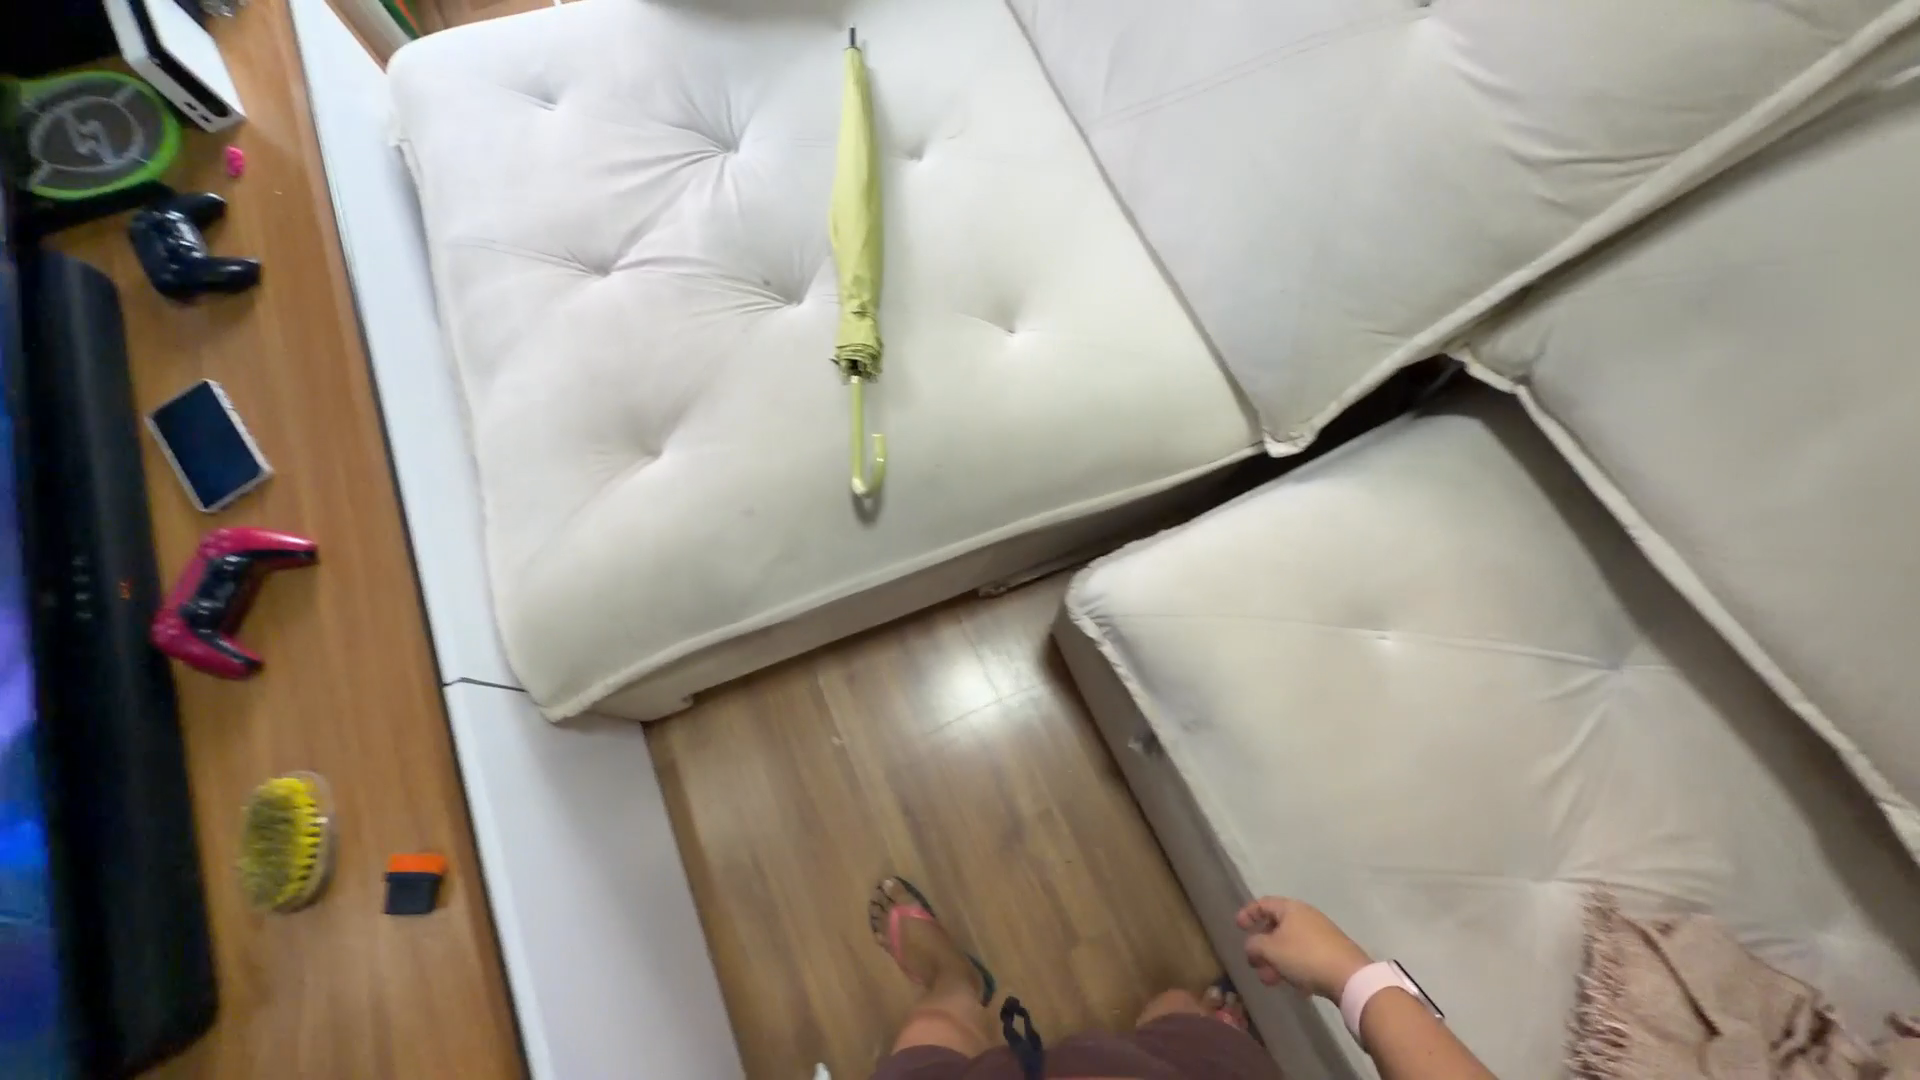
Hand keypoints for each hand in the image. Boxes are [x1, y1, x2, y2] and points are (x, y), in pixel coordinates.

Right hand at [1237, 896, 1372, 1000]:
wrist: (1350, 977)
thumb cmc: (1304, 956)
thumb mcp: (1271, 950)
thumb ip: (1254, 945)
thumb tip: (1251, 947)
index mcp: (1290, 908)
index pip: (1263, 904)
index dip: (1248, 913)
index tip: (1238, 927)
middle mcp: (1306, 916)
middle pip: (1277, 926)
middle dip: (1263, 946)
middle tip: (1254, 963)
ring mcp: (1321, 934)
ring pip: (1291, 944)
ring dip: (1277, 961)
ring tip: (1270, 981)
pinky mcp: (1333, 953)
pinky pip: (1306, 956)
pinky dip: (1295, 967)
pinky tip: (1295, 987)